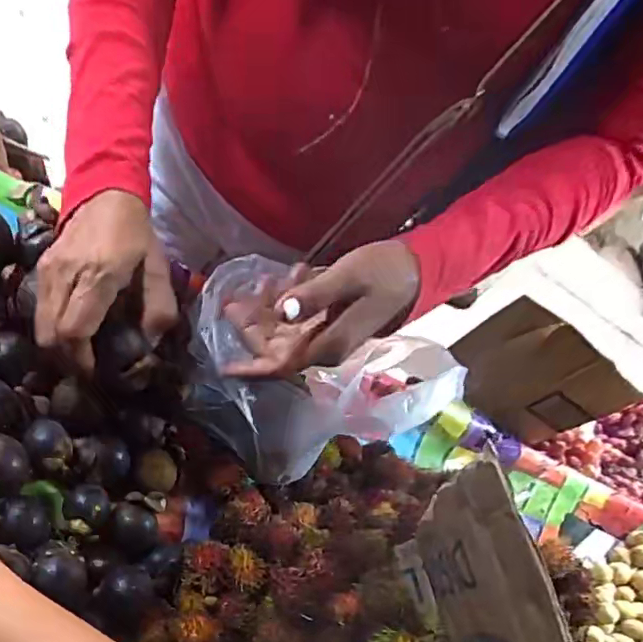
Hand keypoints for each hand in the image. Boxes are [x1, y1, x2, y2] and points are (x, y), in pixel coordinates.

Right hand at [34, 189, 178, 375]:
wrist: (105, 190)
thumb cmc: (135, 233)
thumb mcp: (157, 269)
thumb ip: (159, 308)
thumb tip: (150, 345)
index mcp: (98, 275)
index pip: (74, 330)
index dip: (80, 359)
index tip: (93, 372)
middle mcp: (66, 274)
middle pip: (50, 335)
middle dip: (65, 359)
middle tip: (84, 367)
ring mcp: (48, 270)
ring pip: (39, 325)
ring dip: (56, 346)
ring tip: (76, 354)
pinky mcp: (40, 268)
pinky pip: (37, 310)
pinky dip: (50, 327)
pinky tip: (68, 331)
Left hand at [223, 239, 420, 376]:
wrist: (419, 271)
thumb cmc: (386, 272)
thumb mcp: (349, 277)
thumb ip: (315, 296)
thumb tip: (282, 312)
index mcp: (326, 346)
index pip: (279, 365)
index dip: (250, 368)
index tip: (224, 367)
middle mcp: (321, 348)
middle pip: (273, 346)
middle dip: (252, 325)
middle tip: (234, 299)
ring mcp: (323, 337)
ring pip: (281, 331)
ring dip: (268, 307)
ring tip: (265, 279)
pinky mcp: (327, 324)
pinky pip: (295, 319)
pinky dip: (286, 300)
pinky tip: (291, 277)